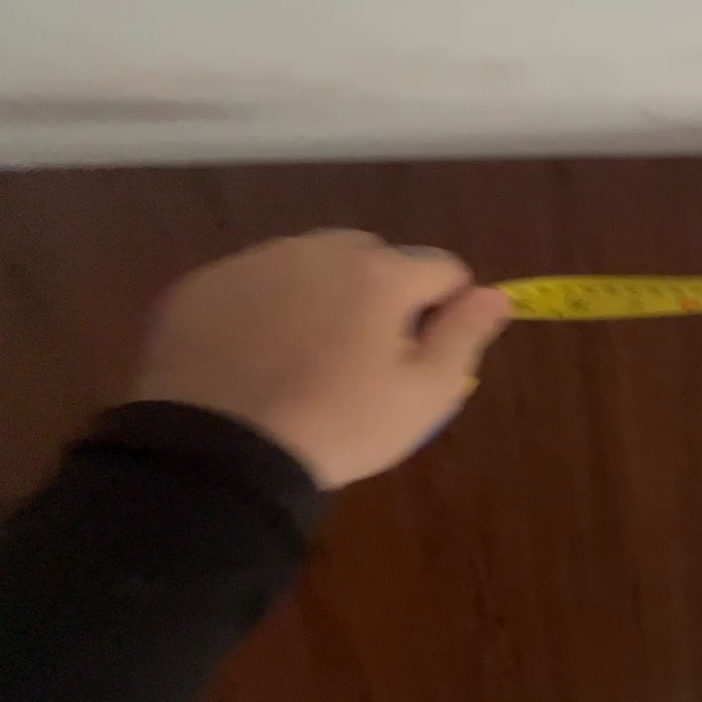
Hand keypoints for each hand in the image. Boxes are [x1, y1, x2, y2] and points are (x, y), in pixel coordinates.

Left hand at [138, 229, 512, 488]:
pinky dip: (275, 309)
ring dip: (330, 297)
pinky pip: (260, 283)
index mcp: (380, 275)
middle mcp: (317, 251)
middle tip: (374, 358)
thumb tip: (497, 295)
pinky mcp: (203, 285)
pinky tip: (268, 360)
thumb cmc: (347, 423)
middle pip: (376, 256)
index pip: (444, 267)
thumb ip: (466, 336)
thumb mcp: (428, 392)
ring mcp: (254, 263)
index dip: (450, 308)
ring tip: (316, 359)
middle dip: (387, 294)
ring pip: (315, 265)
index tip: (430, 352)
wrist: (226, 451)